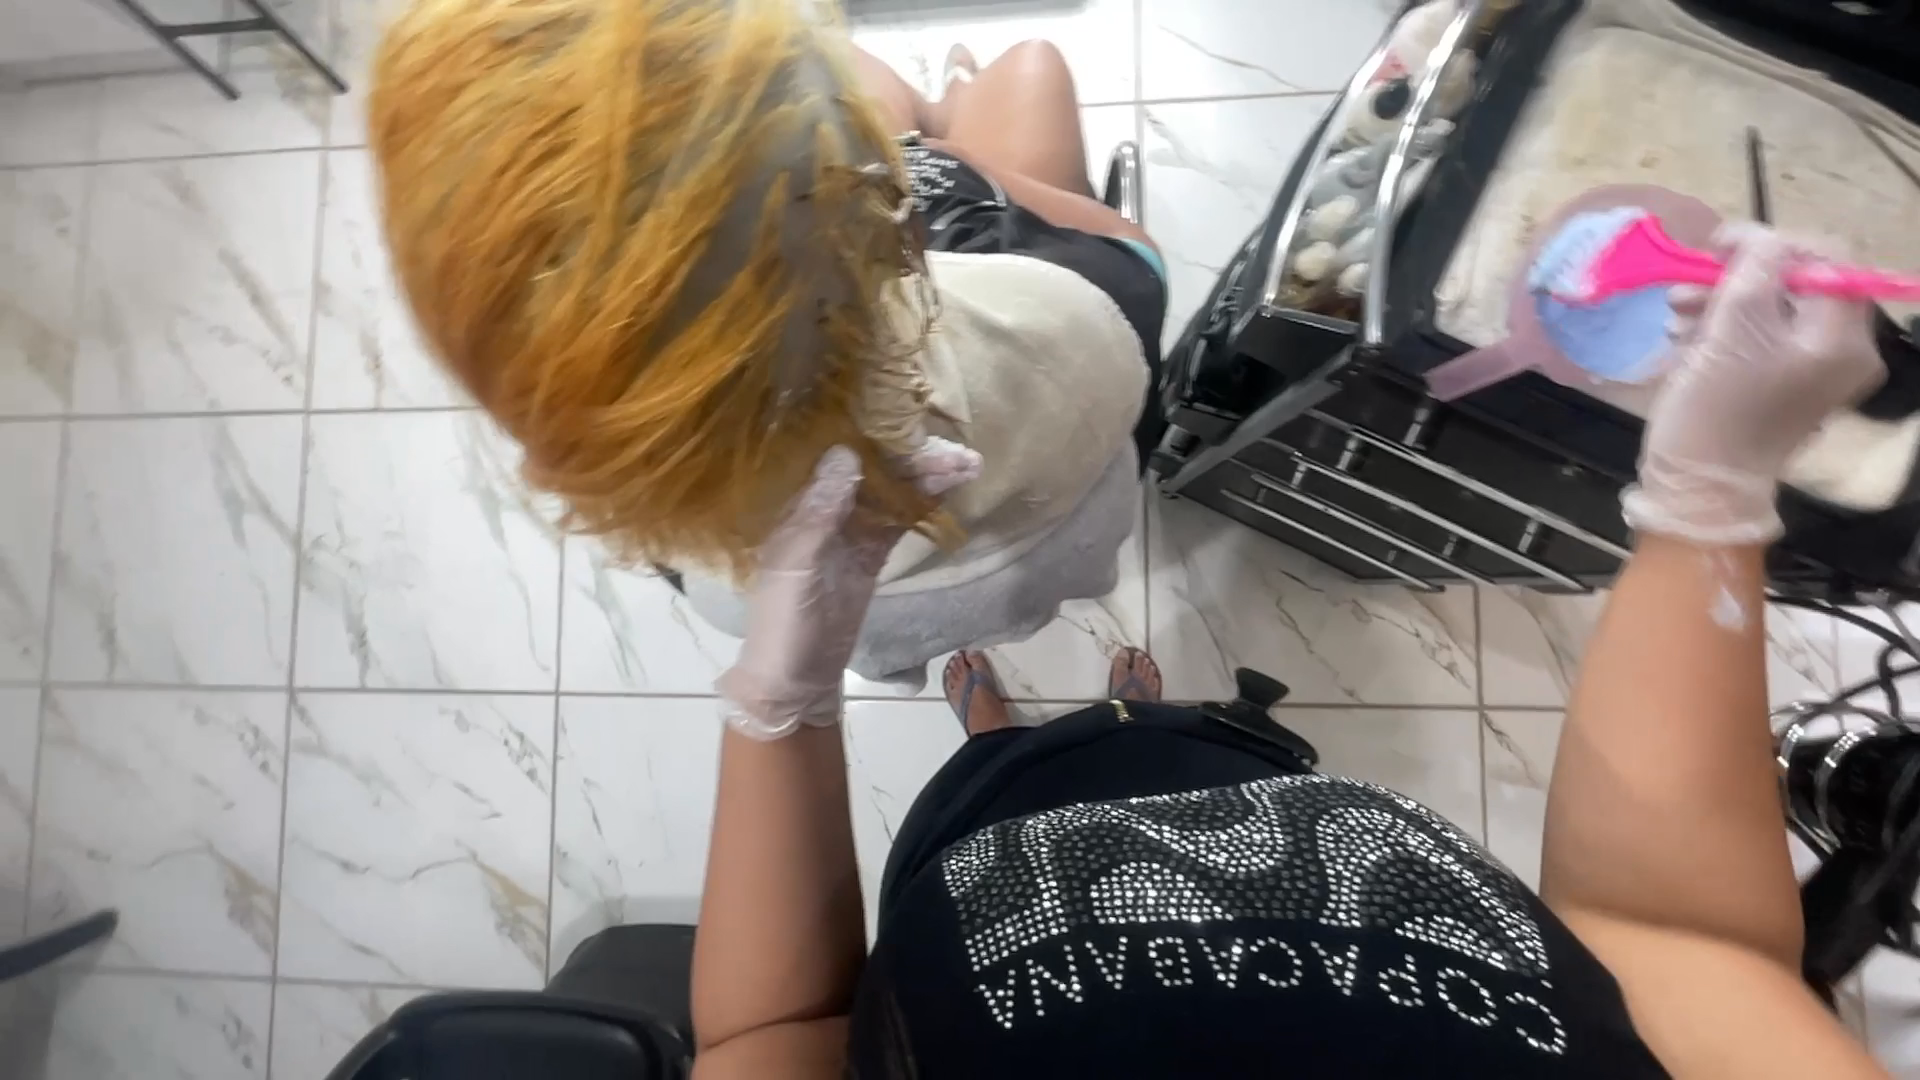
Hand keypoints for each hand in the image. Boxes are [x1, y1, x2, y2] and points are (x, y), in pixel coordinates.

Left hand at [716, 439, 981, 739]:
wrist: (797, 678)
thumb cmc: (784, 621)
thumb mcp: (796, 565)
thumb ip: (820, 512)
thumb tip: (846, 452)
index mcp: (796, 504)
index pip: (837, 457)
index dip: (872, 436)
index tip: (909, 424)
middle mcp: (824, 509)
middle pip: (872, 471)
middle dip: (912, 457)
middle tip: (957, 450)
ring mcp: (850, 531)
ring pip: (891, 493)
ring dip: (926, 477)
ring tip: (968, 463)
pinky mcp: (871, 553)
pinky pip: (899, 520)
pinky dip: (923, 503)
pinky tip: (949, 486)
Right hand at [1624, 224, 1885, 544]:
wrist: (1698, 487)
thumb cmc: (1711, 413)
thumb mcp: (1726, 338)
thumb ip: (1749, 279)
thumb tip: (1759, 239)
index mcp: (1840, 339)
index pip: (1824, 264)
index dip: (1772, 246)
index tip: (1716, 244)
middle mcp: (1842, 353)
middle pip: (1795, 292)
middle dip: (1735, 284)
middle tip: (1680, 293)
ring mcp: (1813, 376)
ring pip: (1771, 319)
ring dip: (1720, 310)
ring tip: (1674, 320)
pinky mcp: (1781, 392)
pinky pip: (1760, 346)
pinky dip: (1723, 337)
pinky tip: (1688, 344)